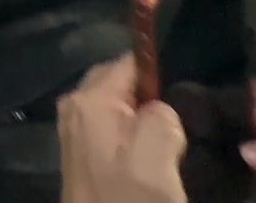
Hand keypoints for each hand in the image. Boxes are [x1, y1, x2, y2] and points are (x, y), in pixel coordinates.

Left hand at [59, 58, 185, 202]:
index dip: (152, 68)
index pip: (121, 66)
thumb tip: (160, 105)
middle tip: (180, 103)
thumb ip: (160, 124)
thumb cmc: (125, 193)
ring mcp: (73, 122)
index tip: (182, 75)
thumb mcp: (154, 161)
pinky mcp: (80, 142)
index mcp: (88, 99)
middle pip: (113, 80)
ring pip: (110, 99)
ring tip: (169, 120)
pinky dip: (128, 120)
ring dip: (137, 106)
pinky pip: (107, 118)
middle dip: (144, 87)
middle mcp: (73, 103)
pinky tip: (148, 136)